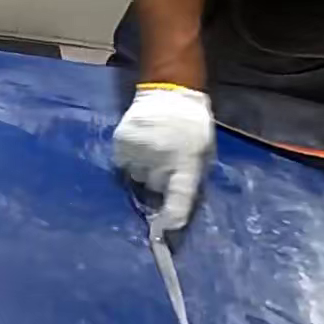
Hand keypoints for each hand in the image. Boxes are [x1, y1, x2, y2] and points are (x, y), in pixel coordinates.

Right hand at [112, 84, 214, 229]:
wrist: (168, 95)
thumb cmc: (191, 125)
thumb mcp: (201, 149)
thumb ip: (190, 173)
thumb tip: (176, 197)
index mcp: (185, 160)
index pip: (179, 194)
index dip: (174, 212)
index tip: (168, 228)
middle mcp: (159, 158)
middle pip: (153, 186)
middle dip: (158, 183)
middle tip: (164, 170)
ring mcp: (138, 151)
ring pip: (136, 176)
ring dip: (143, 172)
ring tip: (151, 156)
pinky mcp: (121, 144)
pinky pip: (123, 164)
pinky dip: (130, 161)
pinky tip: (139, 148)